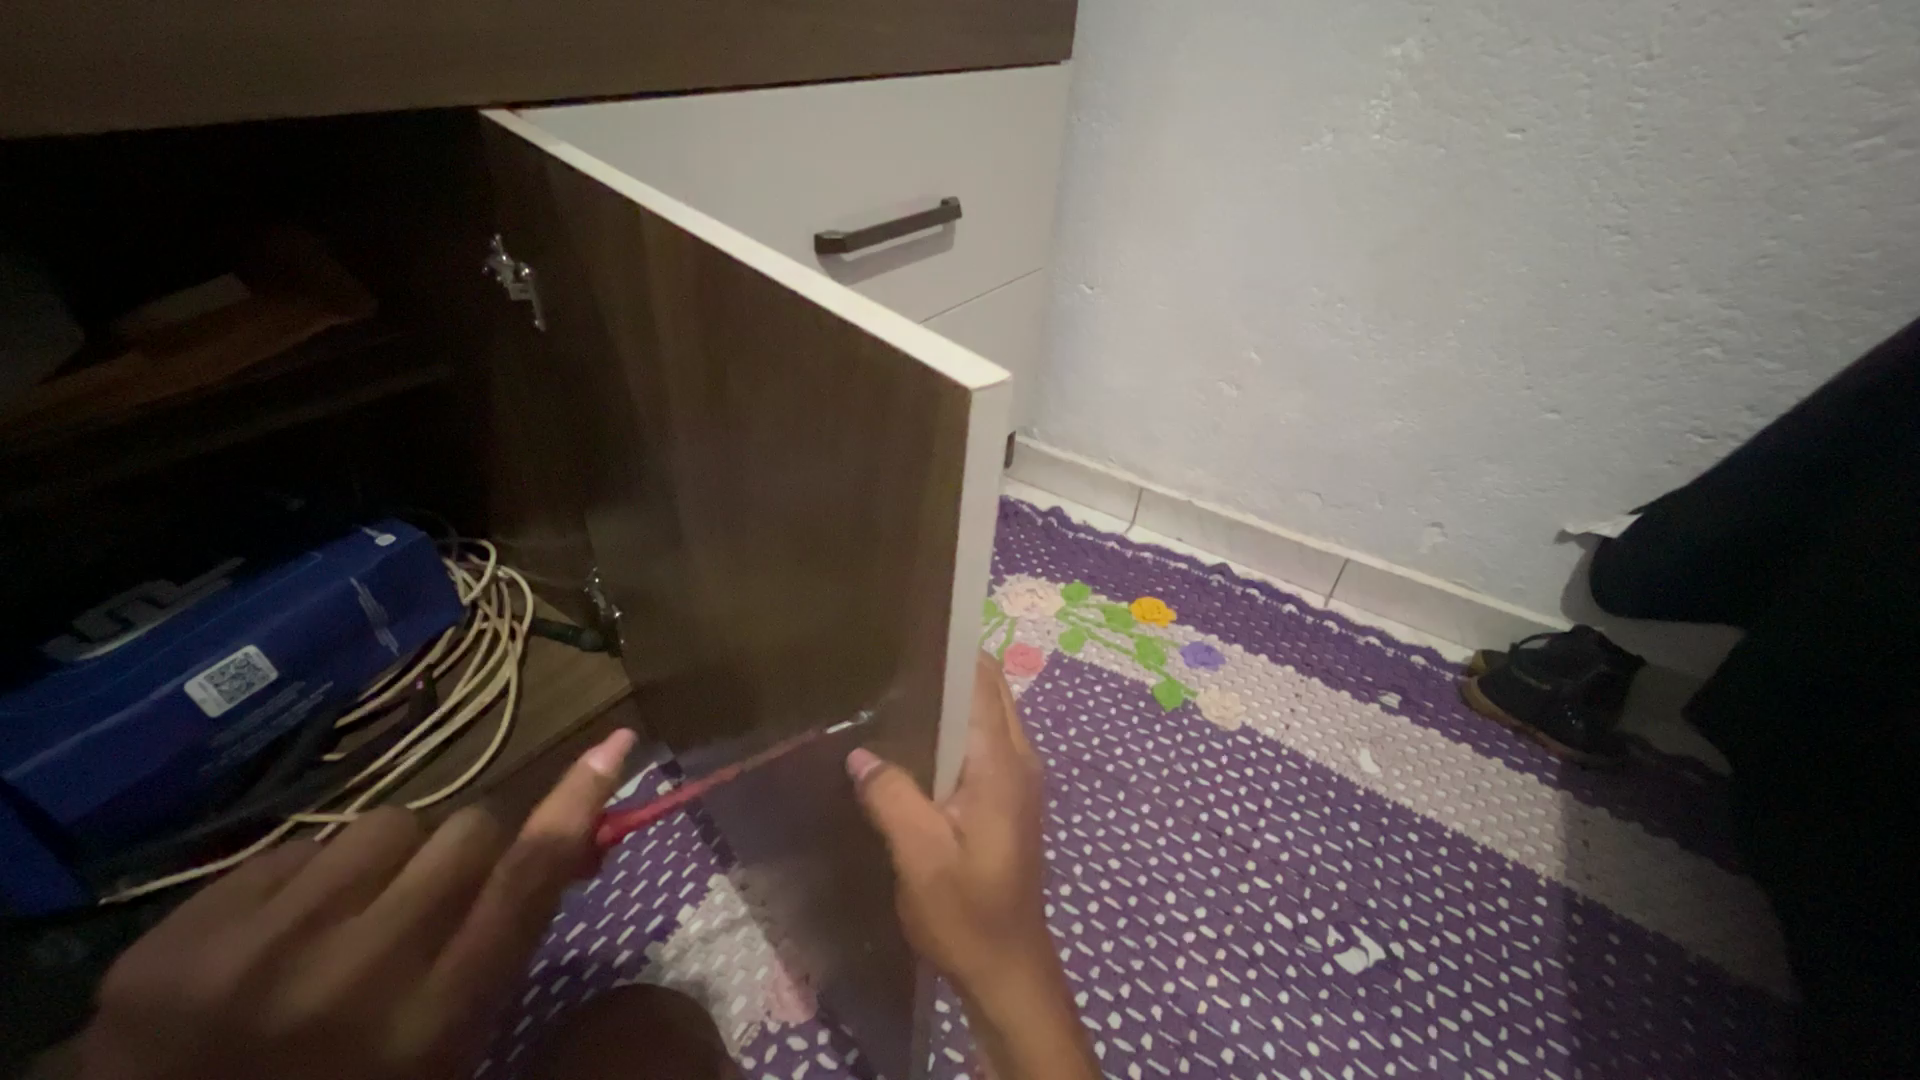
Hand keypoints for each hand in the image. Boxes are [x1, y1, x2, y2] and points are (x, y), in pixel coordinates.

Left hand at [74, 728, 637, 1079]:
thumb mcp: (451, 1049)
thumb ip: (507, 945)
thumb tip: (574, 840)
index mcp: (433, 1023)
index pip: (528, 876)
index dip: (578, 802)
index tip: (616, 742)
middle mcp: (353, 977)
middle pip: (468, 831)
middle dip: (472, 851)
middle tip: (439, 898)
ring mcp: (253, 954)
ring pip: (386, 823)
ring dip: (390, 860)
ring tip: (348, 923)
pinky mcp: (173, 943)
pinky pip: (295, 848)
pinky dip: (307, 881)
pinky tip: (273, 942)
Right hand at [848, 653, 1096, 1079]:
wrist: (1009, 968)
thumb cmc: (966, 912)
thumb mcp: (919, 855)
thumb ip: (891, 796)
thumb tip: (860, 753)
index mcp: (1002, 764)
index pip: (983, 684)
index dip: (953, 652)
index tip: (911, 634)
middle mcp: (1020, 760)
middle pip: (990, 693)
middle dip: (949, 672)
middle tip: (894, 666)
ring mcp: (1020, 781)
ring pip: (989, 719)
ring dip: (952, 704)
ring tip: (898, 697)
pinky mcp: (1012, 800)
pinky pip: (986, 746)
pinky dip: (957, 733)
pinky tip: (917, 747)